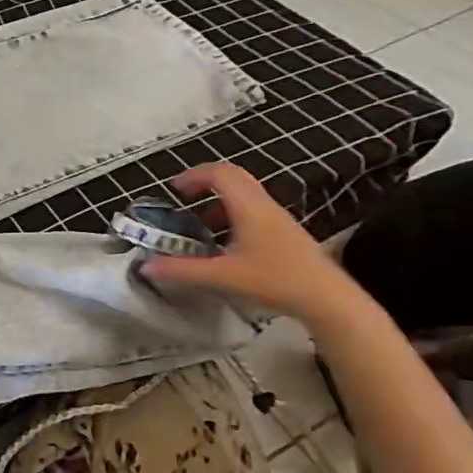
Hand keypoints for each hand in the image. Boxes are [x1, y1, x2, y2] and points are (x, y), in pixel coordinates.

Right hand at [140, 162, 362, 323]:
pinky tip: (227, 241)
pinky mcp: (285, 230)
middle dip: (205, 182)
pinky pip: (254, 207)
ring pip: (245, 192)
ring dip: (219, 199)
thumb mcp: (222, 276)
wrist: (327, 298)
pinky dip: (233, 212)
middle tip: (184, 197)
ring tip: (201, 222)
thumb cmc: (274, 280)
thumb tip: (146, 266)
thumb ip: (182, 270)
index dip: (193, 175)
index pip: (218, 174)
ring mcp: (278, 216)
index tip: (173, 190)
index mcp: (248, 207)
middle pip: (233, 176)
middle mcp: (263, 204)